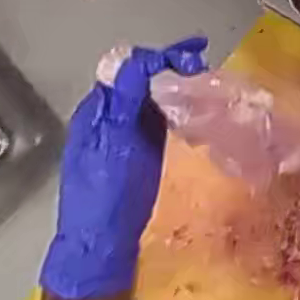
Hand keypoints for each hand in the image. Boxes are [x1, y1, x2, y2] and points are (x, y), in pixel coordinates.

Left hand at [39, 37, 207, 299]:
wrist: (103, 242)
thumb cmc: (107, 192)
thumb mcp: (115, 142)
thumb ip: (124, 99)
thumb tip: (135, 59)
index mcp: (98, 109)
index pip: (130, 68)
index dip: (160, 58)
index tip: (193, 57)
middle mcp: (110, 113)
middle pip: (141, 76)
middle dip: (171, 64)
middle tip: (201, 64)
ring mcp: (126, 129)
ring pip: (151, 91)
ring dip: (175, 79)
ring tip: (202, 77)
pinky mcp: (142, 143)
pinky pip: (158, 110)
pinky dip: (176, 100)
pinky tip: (192, 101)